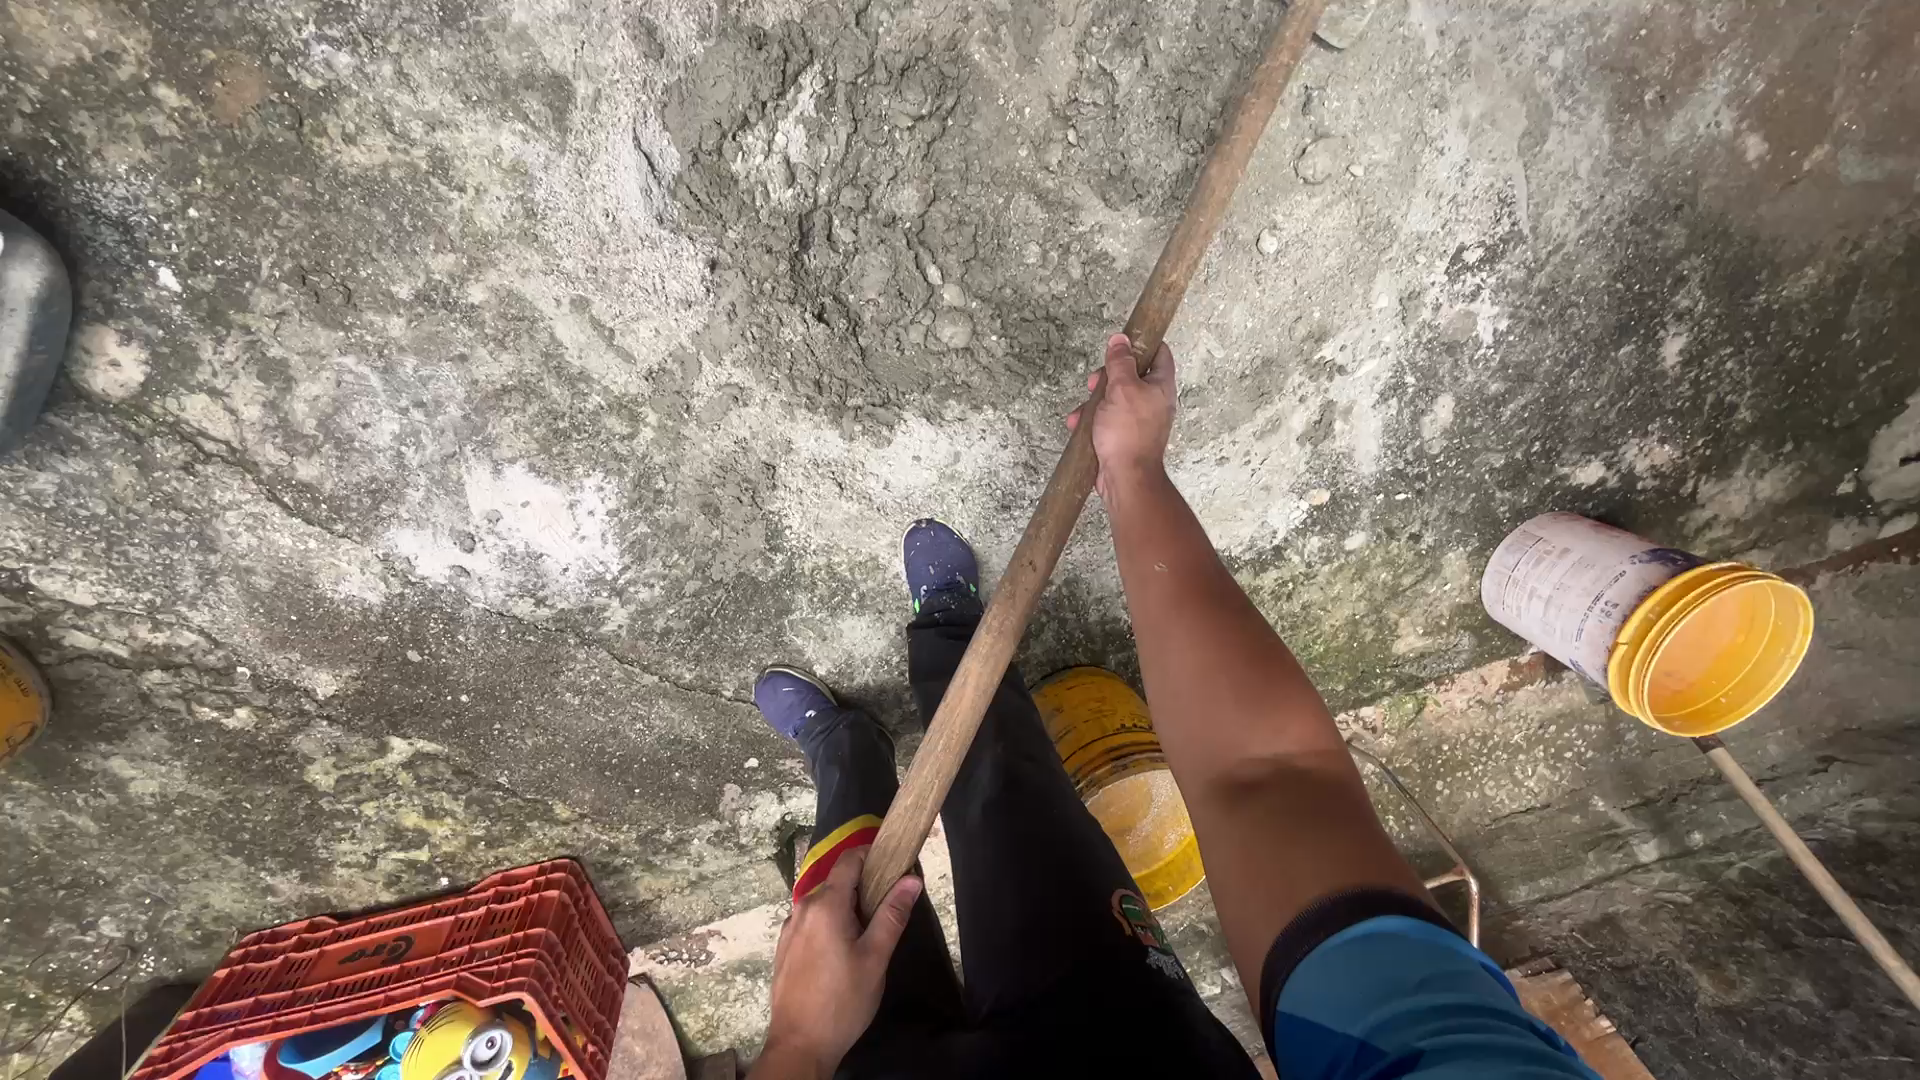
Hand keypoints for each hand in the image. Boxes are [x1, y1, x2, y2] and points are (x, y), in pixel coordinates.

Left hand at [754, 847, 922, 1079]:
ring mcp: (790, 928)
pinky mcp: (784, 947)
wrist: (798, 1047)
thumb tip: (912, 879)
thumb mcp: (876, 958)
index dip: (872, 855)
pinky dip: (829, 922)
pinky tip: (841, 952)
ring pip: (824, 902)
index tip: (894, 866)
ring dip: (846, 906)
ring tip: (867, 934)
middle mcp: (803, 907)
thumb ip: (893, 914)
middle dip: (863, 886)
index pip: (850, 859)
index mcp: (826, 904)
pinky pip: (811, 920)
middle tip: (887, 908)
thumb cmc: (842, 1001)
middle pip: (837, 880)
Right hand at [1066, 333, 1176, 497]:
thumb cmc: (1128, 434)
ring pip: (1113, 399)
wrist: (1124, 477)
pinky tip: (1079, 426)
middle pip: (1130, 376)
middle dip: (1107, 377)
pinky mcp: (1122, 436)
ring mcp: (1137, 420)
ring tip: (1084, 411)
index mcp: (1160, 386)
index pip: (1160, 353)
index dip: (1142, 344)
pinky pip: (1105, 420)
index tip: (1123, 342)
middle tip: (1095, 382)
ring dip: (1093, 402)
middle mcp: (1152, 401)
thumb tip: (1120, 340)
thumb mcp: (1121, 389)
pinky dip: (1091, 421)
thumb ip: (1120, 362)